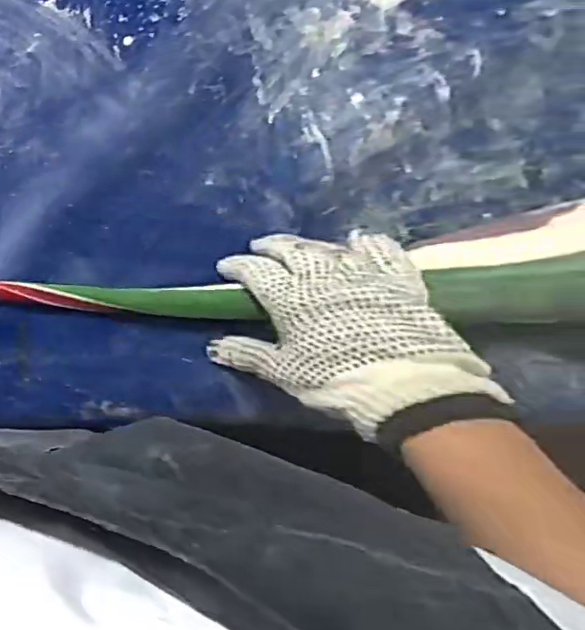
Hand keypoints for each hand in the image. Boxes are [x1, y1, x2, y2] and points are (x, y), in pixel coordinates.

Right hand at [208, 232, 512, 445]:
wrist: (413, 389)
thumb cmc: (335, 378)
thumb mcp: (282, 370)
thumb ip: (248, 354)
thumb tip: (215, 346)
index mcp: (289, 299)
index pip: (256, 271)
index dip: (238, 265)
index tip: (226, 267)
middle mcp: (324, 281)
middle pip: (294, 252)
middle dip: (274, 246)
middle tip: (260, 246)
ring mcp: (367, 281)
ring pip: (333, 250)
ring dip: (313, 245)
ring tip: (302, 246)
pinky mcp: (404, 288)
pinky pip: (388, 257)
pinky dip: (373, 245)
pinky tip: (362, 240)